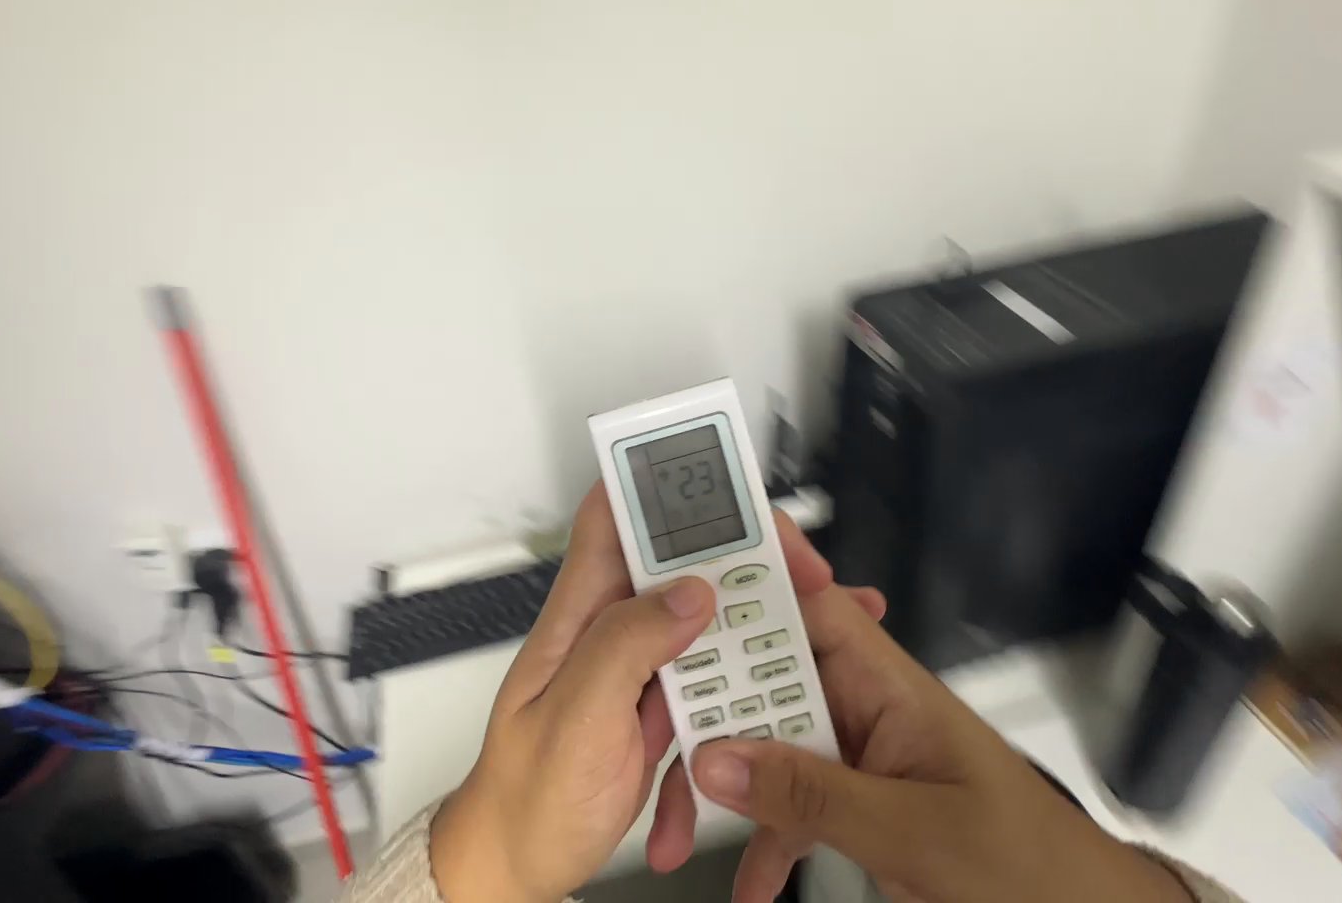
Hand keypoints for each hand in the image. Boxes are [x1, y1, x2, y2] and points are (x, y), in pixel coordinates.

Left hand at [429, 483, 847, 902]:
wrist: (524, 860)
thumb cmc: (527, 794)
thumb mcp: (572, 719)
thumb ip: (624, 647)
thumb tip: (688, 591)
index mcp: (581, 611)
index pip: (613, 515)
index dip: (661, 485)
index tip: (721, 482)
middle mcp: (613, 623)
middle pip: (682, 559)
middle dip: (743, 556)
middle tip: (803, 569)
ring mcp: (641, 660)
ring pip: (709, 613)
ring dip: (759, 617)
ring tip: (817, 620)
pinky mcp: (662, 696)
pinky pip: (715, 672)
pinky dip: (750, 681)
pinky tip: (781, 697)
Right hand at [685, 582, 1190, 902]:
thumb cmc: (1027, 864)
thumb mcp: (917, 832)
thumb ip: (814, 796)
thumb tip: (717, 762)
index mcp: (882, 680)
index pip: (807, 603)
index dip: (747, 586)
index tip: (681, 597)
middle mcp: (856, 701)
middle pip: (762, 678)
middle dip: (709, 711)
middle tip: (656, 745)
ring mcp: (848, 751)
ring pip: (760, 742)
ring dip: (719, 787)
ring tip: (676, 834)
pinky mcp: (846, 798)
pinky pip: (783, 803)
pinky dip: (760, 840)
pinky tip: (748, 887)